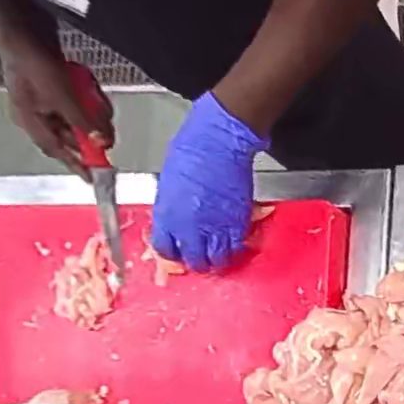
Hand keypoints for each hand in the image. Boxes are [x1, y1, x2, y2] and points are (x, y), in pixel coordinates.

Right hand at [3, 52, 112, 179]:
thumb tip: (101, 143)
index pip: (57, 151)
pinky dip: (89, 93)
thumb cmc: (31, 57)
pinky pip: (83, 100)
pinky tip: (85, 79)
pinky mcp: (61, 87)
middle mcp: (40, 113)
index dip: (77, 165)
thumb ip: (82, 122)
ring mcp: (50, 100)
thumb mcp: (61, 96)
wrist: (24, 21)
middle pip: (77, 136)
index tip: (95, 177)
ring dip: (92, 107)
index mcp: (30, 120)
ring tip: (89, 90)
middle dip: (92, 128)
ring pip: (84, 118)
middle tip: (103, 122)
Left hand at [150, 94, 268, 272]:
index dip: (172, 252)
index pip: (165, 248)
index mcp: (168, 214)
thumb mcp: (170, 181)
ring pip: (217, 261)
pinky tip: (232, 243)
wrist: (220, 142)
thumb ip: (172, 207)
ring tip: (218, 254)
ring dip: (217, 259)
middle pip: (194, 261)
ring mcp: (216, 228)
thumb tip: (176, 221)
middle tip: (200, 256)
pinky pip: (235, 249)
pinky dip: (234, 250)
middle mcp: (191, 227)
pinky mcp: (238, 225)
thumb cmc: (192, 151)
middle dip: (196, 261)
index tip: (176, 250)